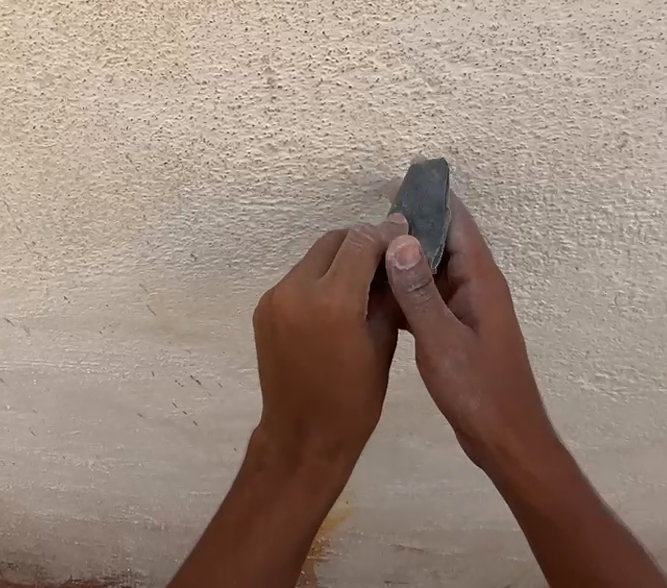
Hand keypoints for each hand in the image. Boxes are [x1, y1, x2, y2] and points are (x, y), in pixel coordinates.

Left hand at [250, 213, 408, 470]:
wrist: (302, 436)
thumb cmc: (354, 400)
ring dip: (339, 259)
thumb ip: (388, 293)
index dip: (384, 233)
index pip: (360, 242)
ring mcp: (275, 297)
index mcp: (332, 301)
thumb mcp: (383, 344)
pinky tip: (336, 297)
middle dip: (361, 242)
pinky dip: (319, 279)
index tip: (403, 231)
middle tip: (386, 254)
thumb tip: (399, 256)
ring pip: (313, 257)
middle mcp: (297, 289)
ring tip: (363, 276)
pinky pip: (297, 279)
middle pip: (333, 241)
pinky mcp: (263, 307)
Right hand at [382, 194, 557, 475]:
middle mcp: (475, 285)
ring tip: (366, 243)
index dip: (431, 195)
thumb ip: (419, 290)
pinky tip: (376, 289)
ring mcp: (466, 306)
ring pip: (432, 266)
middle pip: (443, 238)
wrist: (507, 442)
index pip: (457, 221)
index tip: (399, 177)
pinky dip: (404, 284)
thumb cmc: (479, 390)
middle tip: (369, 209)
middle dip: (411, 220)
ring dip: (405, 253)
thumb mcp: (442, 340)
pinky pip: (427, 292)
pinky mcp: (456, 326)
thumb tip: (399, 236)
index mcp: (479, 280)